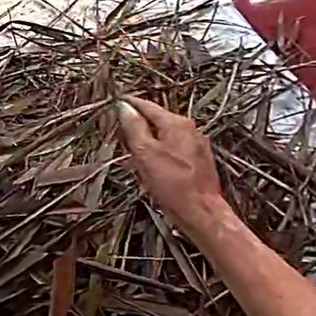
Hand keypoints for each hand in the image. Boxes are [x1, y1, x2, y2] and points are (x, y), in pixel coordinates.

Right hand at [114, 95, 227, 227]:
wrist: (199, 211)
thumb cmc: (173, 185)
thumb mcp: (144, 153)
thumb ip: (134, 127)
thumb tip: (125, 108)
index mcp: (176, 123)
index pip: (147, 106)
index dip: (129, 105)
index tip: (116, 104)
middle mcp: (189, 129)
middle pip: (156, 120)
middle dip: (137, 125)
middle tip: (119, 134)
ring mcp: (195, 144)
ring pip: (164, 135)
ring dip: (146, 140)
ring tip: (132, 154)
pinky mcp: (196, 159)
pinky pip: (172, 148)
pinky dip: (158, 151)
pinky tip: (149, 166)